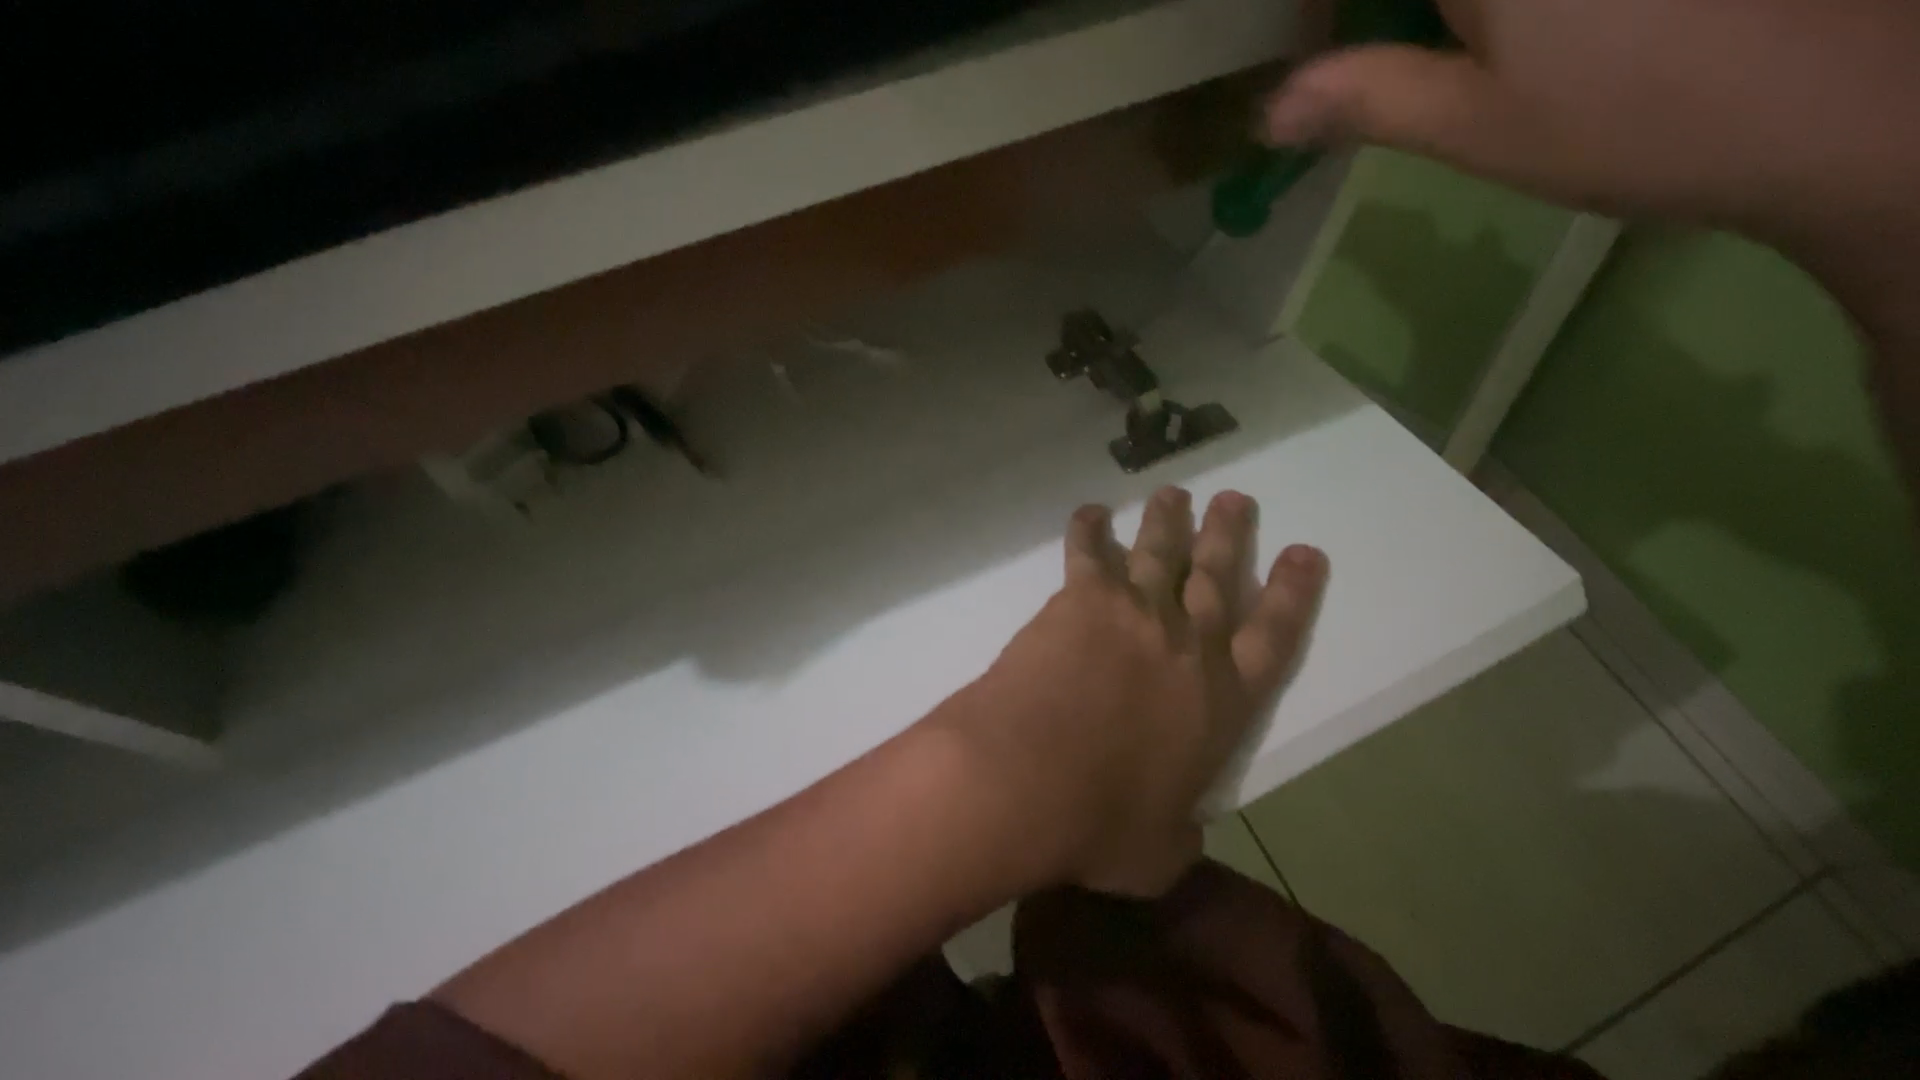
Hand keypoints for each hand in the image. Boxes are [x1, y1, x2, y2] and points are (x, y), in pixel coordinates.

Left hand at [946, 488, 1326, 896]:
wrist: (1028, 779)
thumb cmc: (1100, 825)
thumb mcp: (1158, 854)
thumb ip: (1179, 836)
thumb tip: (1181, 836)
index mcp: (1223, 701)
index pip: (1276, 634)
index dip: (1294, 591)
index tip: (1307, 552)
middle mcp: (1189, 644)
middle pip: (1219, 574)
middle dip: (1231, 534)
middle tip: (1237, 498)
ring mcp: (1135, 614)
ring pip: (1160, 551)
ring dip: (1168, 519)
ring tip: (1173, 493)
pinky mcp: (1080, 601)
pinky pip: (1088, 553)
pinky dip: (1088, 529)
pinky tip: (1090, 512)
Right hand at [1267, 0, 1919, 246]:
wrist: (1846, 98)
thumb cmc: (1637, 120)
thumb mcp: (1477, 125)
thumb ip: (1364, 99)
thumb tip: (1268, 113)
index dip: (1316, 9)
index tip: (1307, 48)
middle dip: (1372, 10)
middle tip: (1359, 49)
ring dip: (1432, 15)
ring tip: (1438, 47)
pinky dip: (1486, 13)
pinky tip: (1509, 35)